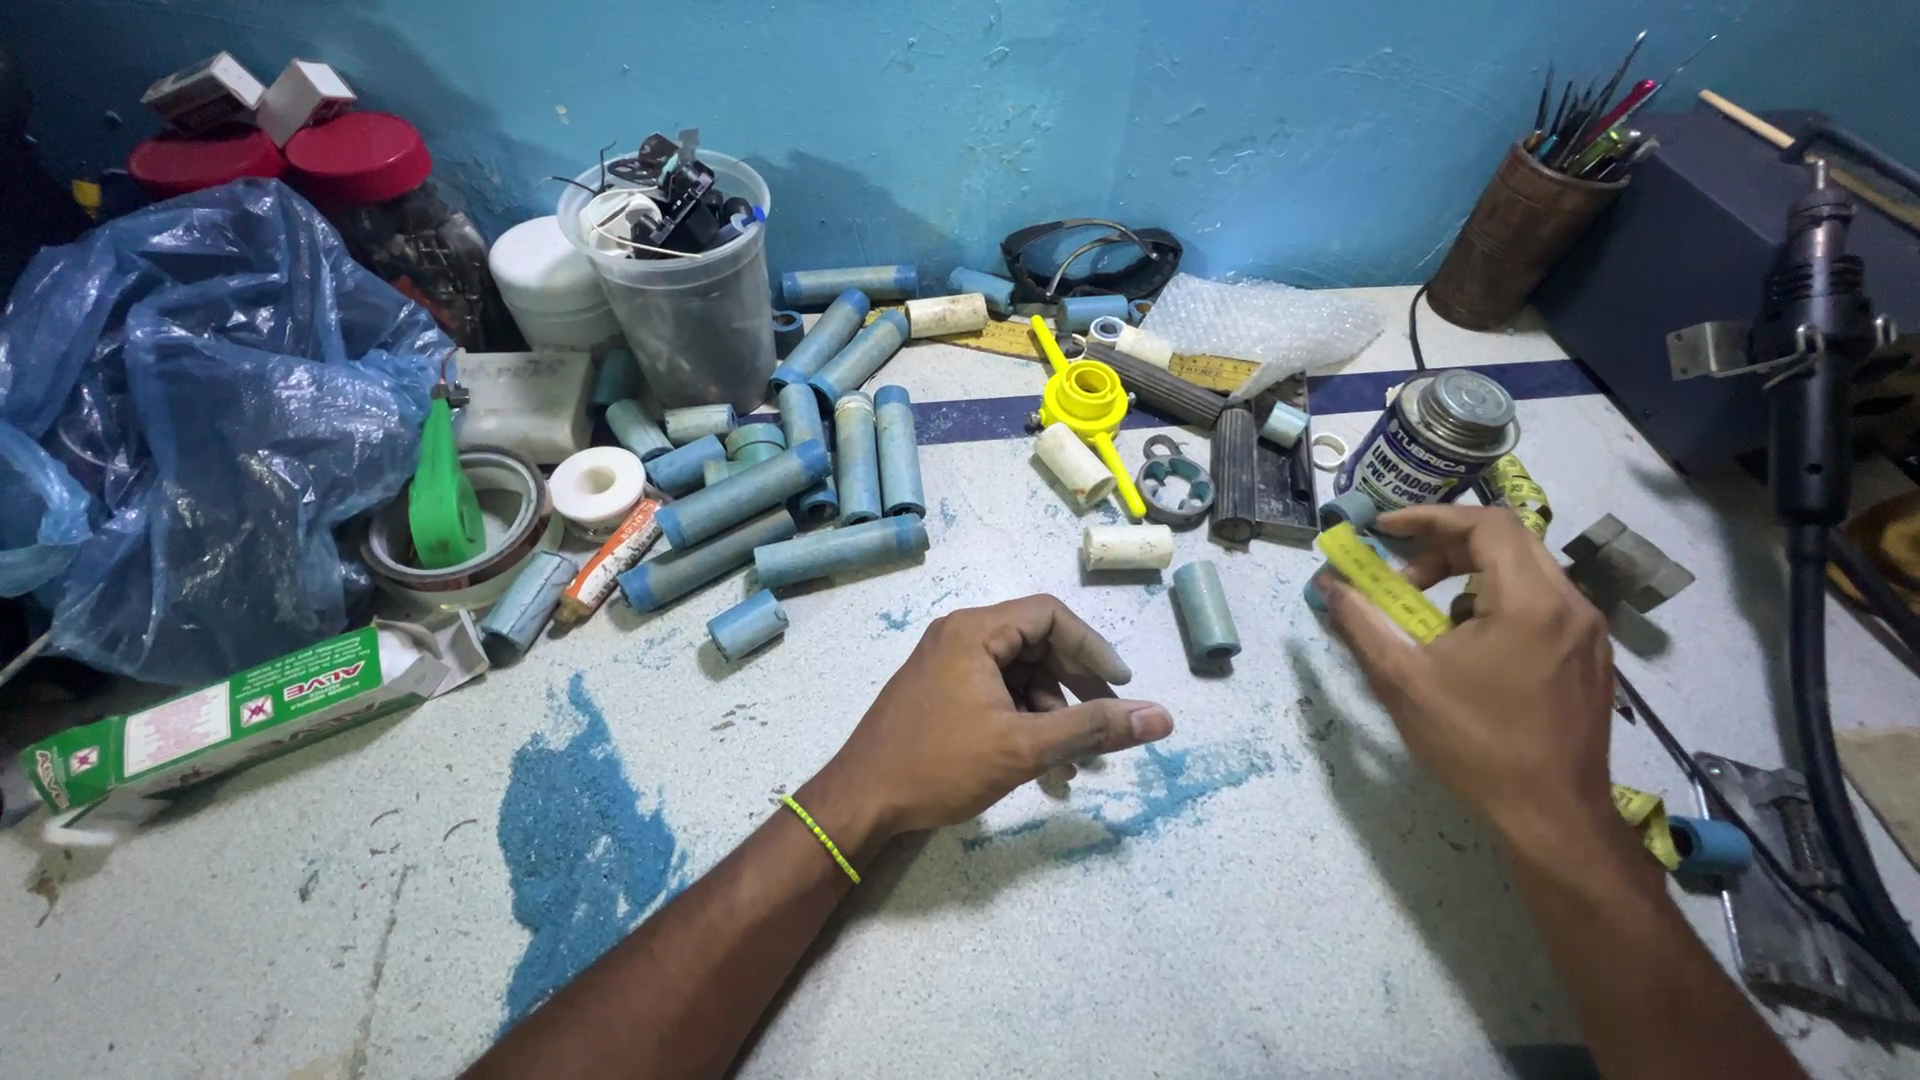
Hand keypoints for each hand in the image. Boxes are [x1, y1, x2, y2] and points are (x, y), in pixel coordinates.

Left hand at [808, 595, 1173, 844]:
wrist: (860, 802)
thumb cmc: (940, 765)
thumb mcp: (1025, 746)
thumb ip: (1094, 727)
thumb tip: (1161, 717)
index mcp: (975, 630)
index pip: (1051, 616)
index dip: (1093, 649)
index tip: (1121, 688)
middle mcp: (960, 635)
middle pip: (1036, 644)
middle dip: (1075, 688)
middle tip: (1105, 727)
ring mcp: (947, 663)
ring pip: (1018, 675)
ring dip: (1052, 714)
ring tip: (1074, 763)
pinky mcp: (941, 691)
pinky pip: (996, 693)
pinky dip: (1024, 722)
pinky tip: (1043, 767)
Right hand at [1318, 505, 1616, 851]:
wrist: (1552, 817)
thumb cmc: (1474, 743)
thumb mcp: (1401, 679)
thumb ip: (1360, 622)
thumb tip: (1327, 584)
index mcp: (1530, 602)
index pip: (1485, 523)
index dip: (1428, 517)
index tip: (1382, 530)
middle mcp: (1571, 604)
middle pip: (1506, 540)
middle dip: (1442, 546)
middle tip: (1398, 572)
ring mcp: (1587, 631)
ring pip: (1524, 571)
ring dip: (1467, 574)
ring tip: (1426, 613)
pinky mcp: (1589, 656)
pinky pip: (1539, 602)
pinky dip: (1493, 601)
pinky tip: (1465, 644)